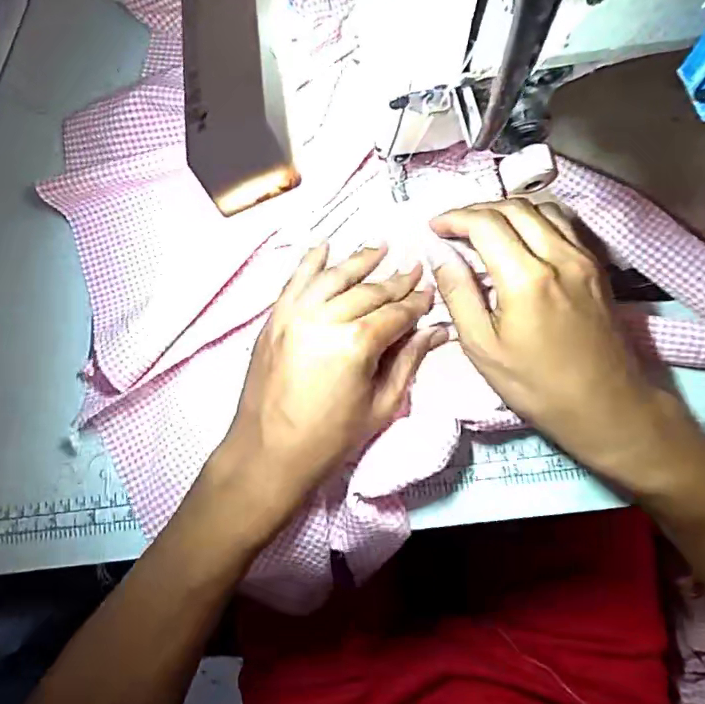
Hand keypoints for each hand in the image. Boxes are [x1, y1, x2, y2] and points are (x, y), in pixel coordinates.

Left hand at [197, 243, 445, 543]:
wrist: (267, 456)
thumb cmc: (330, 440)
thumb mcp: (382, 406)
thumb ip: (408, 361)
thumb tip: (436, 332)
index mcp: (356, 344)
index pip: (395, 313)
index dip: (417, 303)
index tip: (431, 292)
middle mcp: (324, 320)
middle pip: (368, 292)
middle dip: (395, 280)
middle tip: (415, 267)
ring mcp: (295, 316)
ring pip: (333, 277)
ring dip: (358, 261)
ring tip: (380, 248)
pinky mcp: (274, 320)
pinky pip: (295, 282)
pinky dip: (310, 262)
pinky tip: (325, 248)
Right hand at [429, 199, 704, 493]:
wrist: (606, 405)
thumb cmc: (537, 386)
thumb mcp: (483, 348)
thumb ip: (458, 293)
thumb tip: (439, 252)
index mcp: (526, 279)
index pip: (485, 223)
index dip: (454, 218)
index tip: (434, 227)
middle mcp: (559, 256)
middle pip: (513, 208)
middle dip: (477, 209)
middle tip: (454, 228)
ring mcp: (583, 258)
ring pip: (542, 209)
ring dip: (508, 210)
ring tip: (485, 230)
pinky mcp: (597, 266)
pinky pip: (564, 224)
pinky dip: (536, 219)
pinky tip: (522, 238)